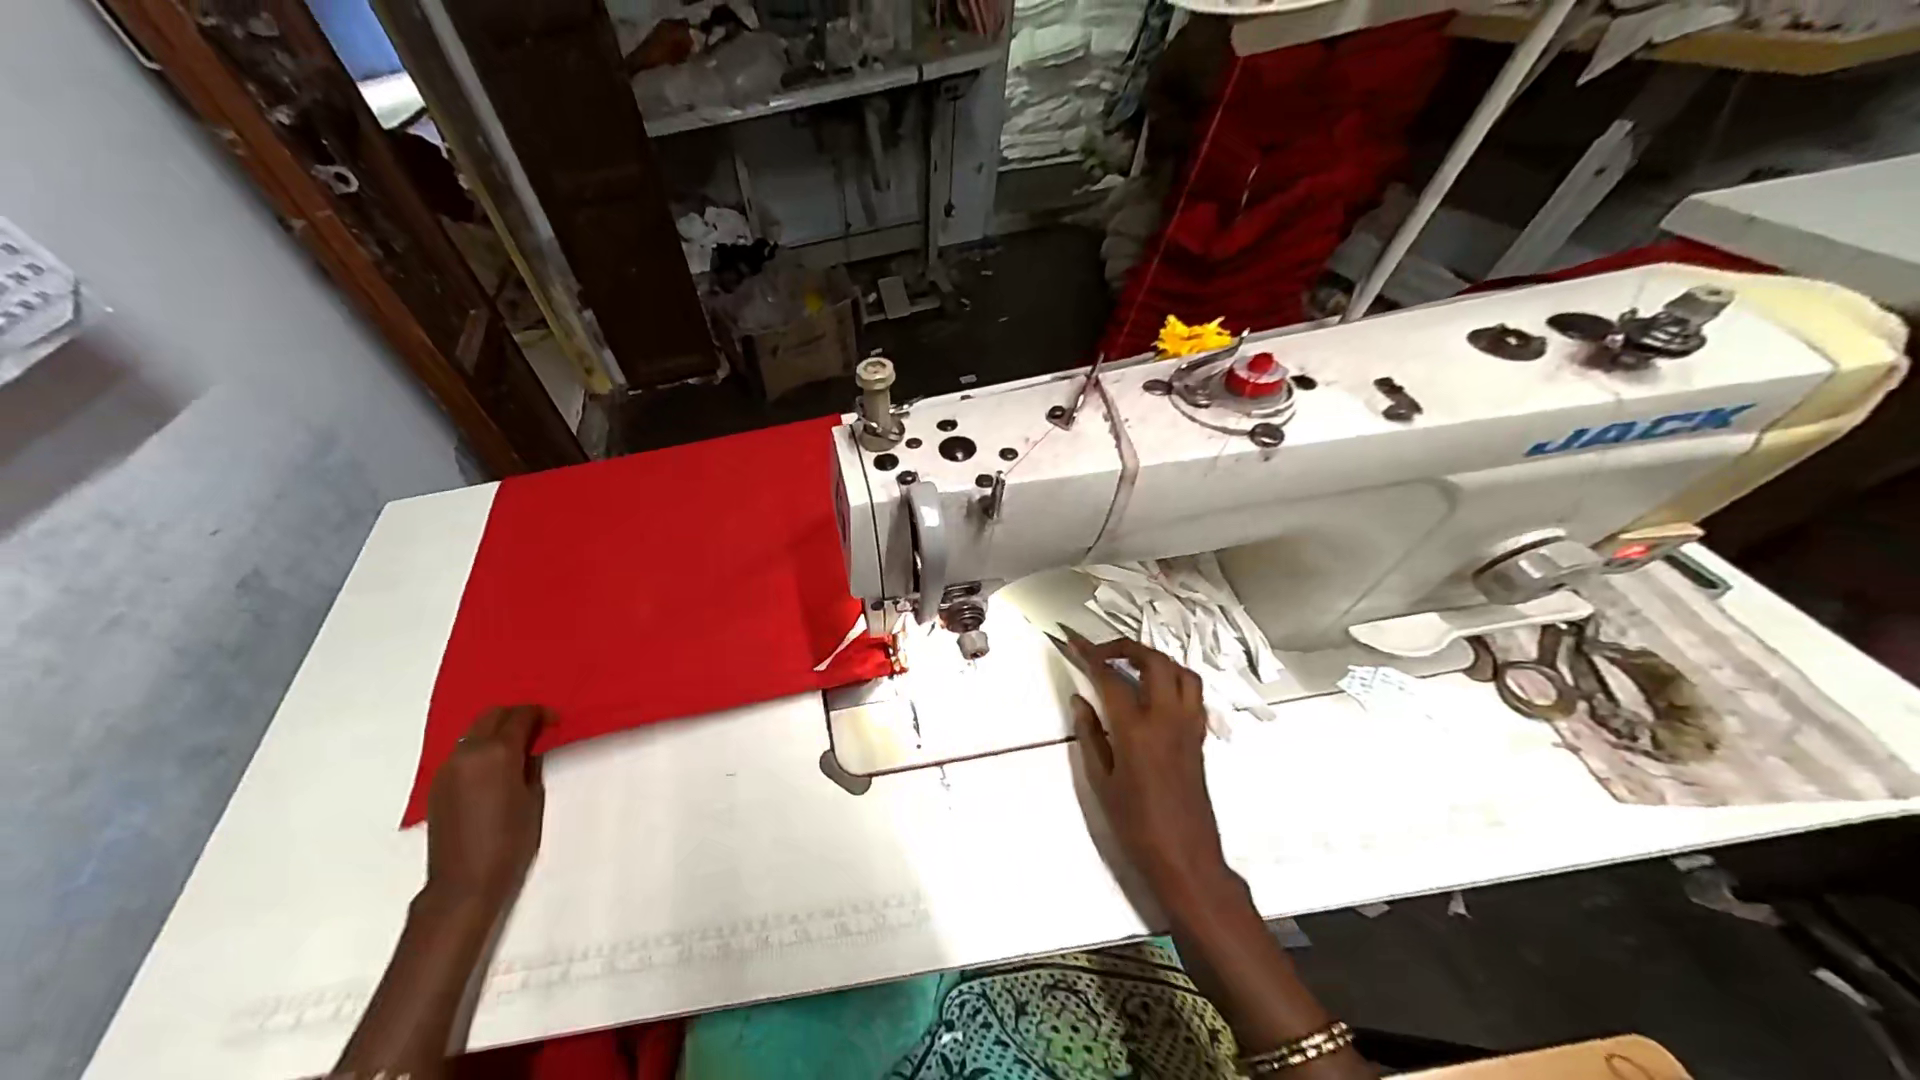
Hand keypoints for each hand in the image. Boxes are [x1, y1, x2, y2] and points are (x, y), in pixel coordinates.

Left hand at [425, 705, 549, 906]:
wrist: (465, 881)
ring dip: (495, 731)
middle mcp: (467, 753)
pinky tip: (494, 768)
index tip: (555, 722)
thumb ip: (531, 764)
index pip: (520, 716)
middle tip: (537, 729)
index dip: (541, 714)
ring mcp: (447, 768)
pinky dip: (479, 749)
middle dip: (515, 715)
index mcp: (496, 753)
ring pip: (473, 732)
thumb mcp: (534, 796)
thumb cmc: (511, 839)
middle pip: (491, 715)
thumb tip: (529, 750)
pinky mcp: (437, 785)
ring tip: (517, 749)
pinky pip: (461, 753)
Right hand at [1068, 637, 1235, 912]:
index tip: (1074, 642)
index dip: (1090, 655)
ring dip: (1154, 659)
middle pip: (1152, 661)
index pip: (1110, 678)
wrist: (1185, 857)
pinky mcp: (1200, 736)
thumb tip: (1080, 700)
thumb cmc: (1135, 825)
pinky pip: (1192, 692)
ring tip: (1130, 665)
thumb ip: (1090, 734)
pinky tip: (1155, 692)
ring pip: (1180, 671)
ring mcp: (1189, 725)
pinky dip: (1174, 679)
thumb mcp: (1101, 782)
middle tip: (1101, 652)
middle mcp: (1167, 718)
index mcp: (1136, 730)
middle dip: (1124, 647)